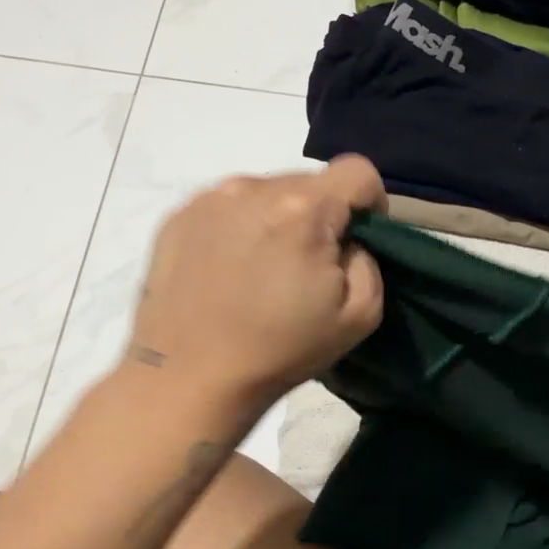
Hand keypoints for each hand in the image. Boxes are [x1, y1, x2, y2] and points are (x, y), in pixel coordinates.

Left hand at [123, 156, 385, 413]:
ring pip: (268, 191)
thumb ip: (368, 260)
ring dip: (280, 219)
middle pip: (311, 181)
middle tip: (308, 266)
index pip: (358, 170)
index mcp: (304, 209)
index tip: (359, 240)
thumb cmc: (281, 349)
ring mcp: (209, 199)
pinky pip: (229, 206)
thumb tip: (347, 241)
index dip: (372, 202)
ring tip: (266, 269)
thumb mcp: (361, 315)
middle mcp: (254, 188)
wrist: (187, 378)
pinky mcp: (177, 216)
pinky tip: (231, 271)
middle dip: (322, 215)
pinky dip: (242, 228)